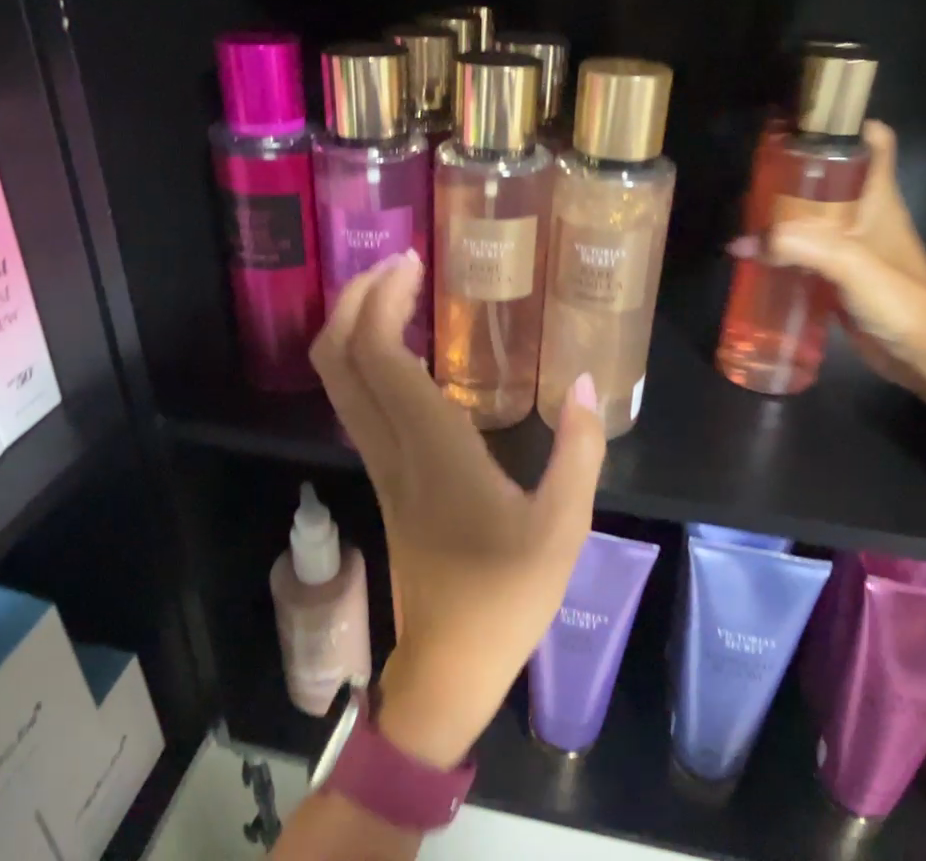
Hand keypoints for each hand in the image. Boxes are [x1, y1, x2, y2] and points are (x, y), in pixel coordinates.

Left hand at [309, 250, 605, 767]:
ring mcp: (380, 466)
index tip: (412, 261)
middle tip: (397, 263)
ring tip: (398, 292)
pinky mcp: (384, 481)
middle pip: (339, 360)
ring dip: (355, 328)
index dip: (381, 300)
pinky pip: (358, 406)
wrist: (449, 664)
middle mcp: (392, 448)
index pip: (379, 356)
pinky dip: (366, 363)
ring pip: (340, 384)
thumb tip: (585, 384)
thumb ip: (580, 451)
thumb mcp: (564, 526)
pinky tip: (406, 353)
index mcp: (431, 449)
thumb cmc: (507, 596)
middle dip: (354, 300)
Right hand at [761, 120, 925, 396]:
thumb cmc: (900, 297)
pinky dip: (784, 254)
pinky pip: (807, 257)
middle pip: (832, 179)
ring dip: (785, 216)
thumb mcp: (849, 262)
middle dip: (796, 172)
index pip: (872, 141)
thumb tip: (742, 243)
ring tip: (745, 213)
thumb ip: (798, 247)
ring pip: (816, 218)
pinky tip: (756, 259)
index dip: (843, 124)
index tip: (802, 123)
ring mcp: (854, 251)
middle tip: (754, 173)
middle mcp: (866, 217)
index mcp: (879, 198)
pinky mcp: (841, 281)